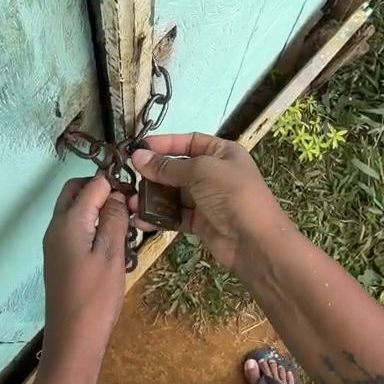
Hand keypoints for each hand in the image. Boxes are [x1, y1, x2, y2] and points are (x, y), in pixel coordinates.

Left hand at [41, 174, 128, 360]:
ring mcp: (56, 243)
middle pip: (75, 191)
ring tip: (125, 224)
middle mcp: (56, 227)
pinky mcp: (60, 257)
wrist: (73, 339)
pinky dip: (93, 225)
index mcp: (68, 221)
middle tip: (128, 205)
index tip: (138, 196)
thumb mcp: (111, 253)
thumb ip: (113, 218)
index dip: (115, 183)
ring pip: (75, 209)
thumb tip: (116, 193)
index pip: (92, 184)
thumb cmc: (95, 296)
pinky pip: (75, 228)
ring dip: (98, 207)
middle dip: (101, 189)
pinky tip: (113, 242)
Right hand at [131, 133, 290, 271]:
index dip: (165, 144)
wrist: (255, 241)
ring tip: (129, 203)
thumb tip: (138, 156)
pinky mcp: (200, 223)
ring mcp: (207, 199)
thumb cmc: (232, 194)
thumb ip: (168, 167)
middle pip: (178, 169)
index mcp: (222, 153)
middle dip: (153, 174)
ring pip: (173, 194)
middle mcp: (215, 174)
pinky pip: (175, 216)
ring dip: (151, 198)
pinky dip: (158, 217)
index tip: (138, 148)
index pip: (190, 142)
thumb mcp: (201, 171)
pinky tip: (139, 220)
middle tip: (128, 178)